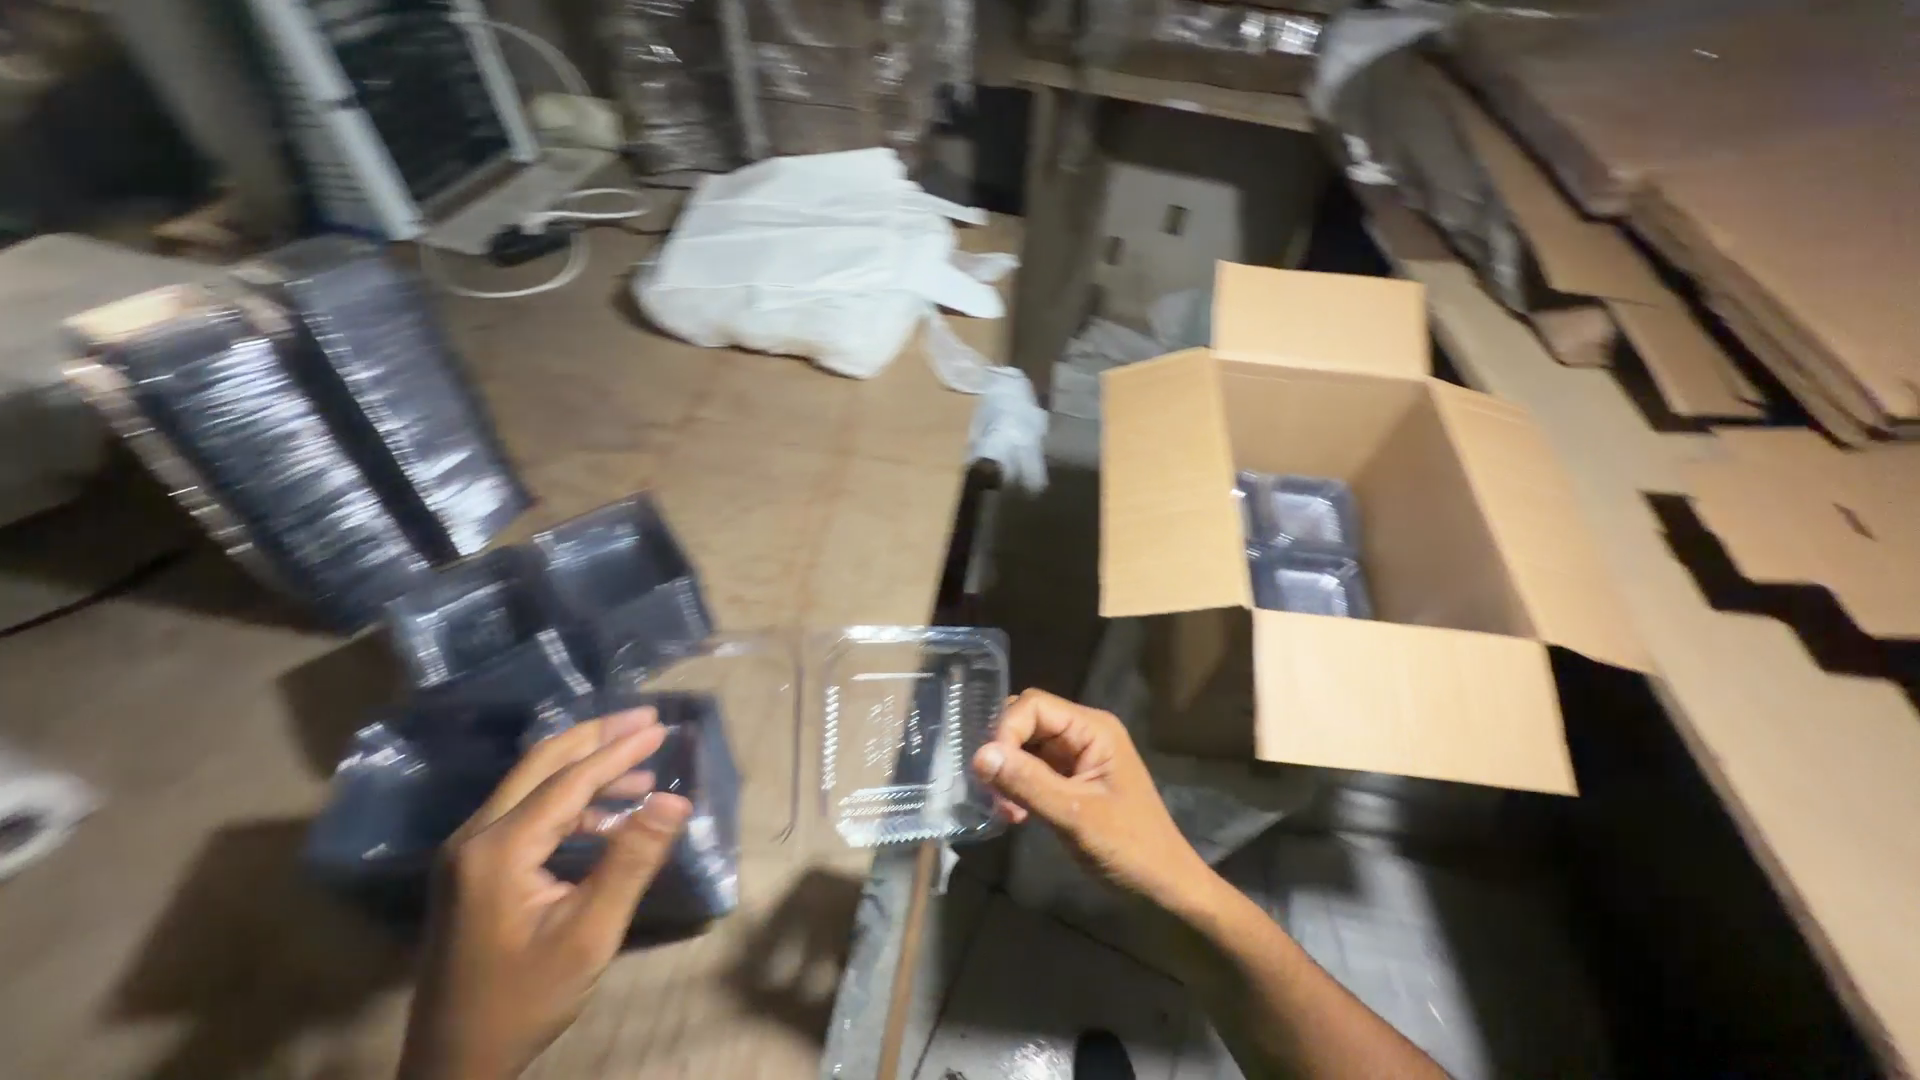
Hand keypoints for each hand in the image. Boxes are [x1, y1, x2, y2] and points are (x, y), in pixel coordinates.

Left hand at [398, 708, 693, 1079]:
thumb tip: (676, 801)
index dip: (619, 751)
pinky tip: (606, 816)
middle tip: (647, 721)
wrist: (454, 1063)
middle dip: (597, 737)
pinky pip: (525, 813)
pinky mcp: (472, 868)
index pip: (569, 779)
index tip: (661, 729)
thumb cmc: (526, 999)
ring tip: (640, 772)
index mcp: (498, 849)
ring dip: (585, 769)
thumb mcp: (589, 933)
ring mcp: (467, 852)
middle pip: (541, 764)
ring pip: (531, 785)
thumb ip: (631, 861)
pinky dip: (569, 802)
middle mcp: (474, 837)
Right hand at [973, 689, 1208, 911]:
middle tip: (992, 791)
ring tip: (1004, 809)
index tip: (989, 771)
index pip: (1033, 705)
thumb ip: (1027, 783)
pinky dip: (1017, 787)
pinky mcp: (1069, 780)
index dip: (1005, 730)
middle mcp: (1083, 733)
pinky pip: (1031, 769)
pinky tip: (1013, 815)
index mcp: (1093, 729)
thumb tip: (979, 755)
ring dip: (1008, 773)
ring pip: (1025, 745)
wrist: (1164, 888)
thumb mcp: (1075, 816)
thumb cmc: (1129, 848)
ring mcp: (1076, 756)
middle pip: (1026, 720)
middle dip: (1003, 750)